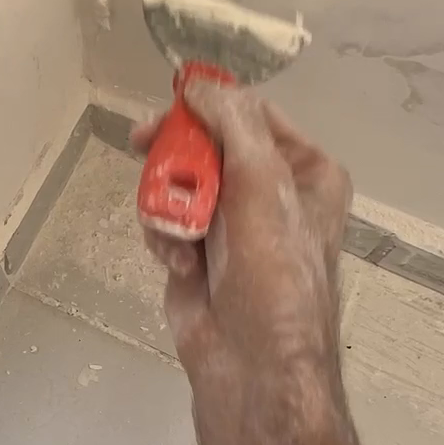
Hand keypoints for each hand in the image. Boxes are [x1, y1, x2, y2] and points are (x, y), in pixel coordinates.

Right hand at [132, 82, 351, 388]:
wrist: (251, 361)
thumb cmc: (271, 268)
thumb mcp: (261, 184)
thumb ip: (231, 124)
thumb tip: (197, 83)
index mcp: (303, 171)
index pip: (251, 116)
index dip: (210, 107)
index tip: (172, 103)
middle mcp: (269, 193)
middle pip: (207, 146)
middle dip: (177, 156)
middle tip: (140, 145)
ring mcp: (231, 225)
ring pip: (179, 184)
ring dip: (170, 206)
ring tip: (180, 235)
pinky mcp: (198, 253)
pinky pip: (168, 222)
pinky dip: (166, 239)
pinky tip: (179, 264)